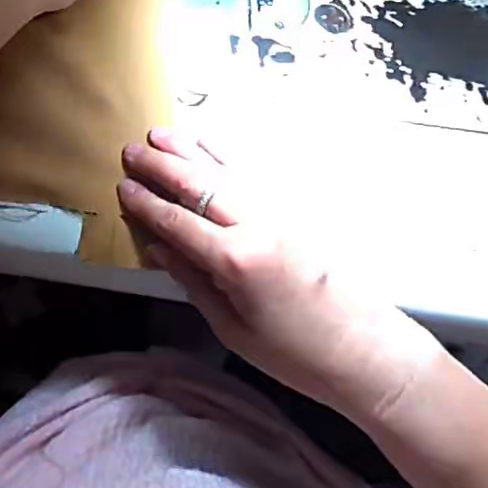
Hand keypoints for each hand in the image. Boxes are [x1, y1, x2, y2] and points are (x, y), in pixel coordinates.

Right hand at [117, 128, 446, 421]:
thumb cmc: (294, 353)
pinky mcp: (292, 209)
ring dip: (188, 149)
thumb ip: (192, 281)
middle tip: (130, 150)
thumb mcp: (233, 328)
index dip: (146, 204)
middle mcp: (254, 225)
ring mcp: (276, 211)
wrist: (364, 349)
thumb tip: (158, 247)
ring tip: (159, 133)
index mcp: (235, 261)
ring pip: (222, 169)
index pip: (178, 222)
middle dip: (160, 166)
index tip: (122, 186)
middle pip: (197, 185)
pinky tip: (206, 141)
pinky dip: (224, 154)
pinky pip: (251, 172)